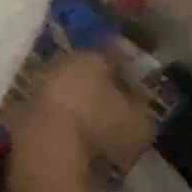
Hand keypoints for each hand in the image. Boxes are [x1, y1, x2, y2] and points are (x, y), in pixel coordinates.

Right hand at [15, 53, 157, 171]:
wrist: (46, 137)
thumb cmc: (78, 97)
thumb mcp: (93, 62)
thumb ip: (107, 53)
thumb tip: (116, 42)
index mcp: (145, 117)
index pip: (136, 82)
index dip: (118, 61)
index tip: (97, 46)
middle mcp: (131, 137)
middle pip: (114, 98)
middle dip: (94, 78)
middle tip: (73, 56)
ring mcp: (103, 148)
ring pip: (90, 108)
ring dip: (76, 91)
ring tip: (54, 68)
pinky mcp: (76, 149)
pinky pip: (72, 118)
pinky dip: (62, 104)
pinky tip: (46, 88)